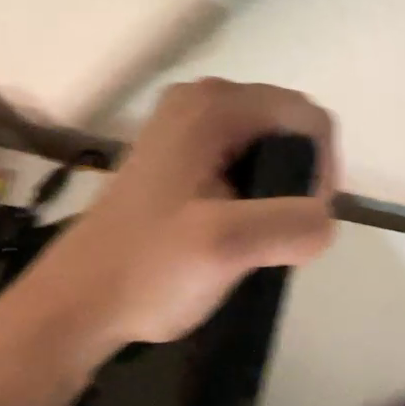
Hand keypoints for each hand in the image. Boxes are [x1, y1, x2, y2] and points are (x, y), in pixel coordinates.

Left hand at [20, 78, 336, 346]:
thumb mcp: (228, 246)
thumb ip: (292, 224)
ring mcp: (184, 130)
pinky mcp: (177, 161)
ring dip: (278, 199)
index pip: (310, 121)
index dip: (322, 175)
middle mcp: (199, 102)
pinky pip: (241, 168)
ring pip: (268, 154)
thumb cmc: (149, 269)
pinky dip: (253, 201)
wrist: (79, 303)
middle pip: (290, 133)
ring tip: (256, 245)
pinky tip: (234, 238)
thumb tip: (324, 221)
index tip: (302, 229)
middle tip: (278, 242)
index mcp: (213, 106)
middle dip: (299, 187)